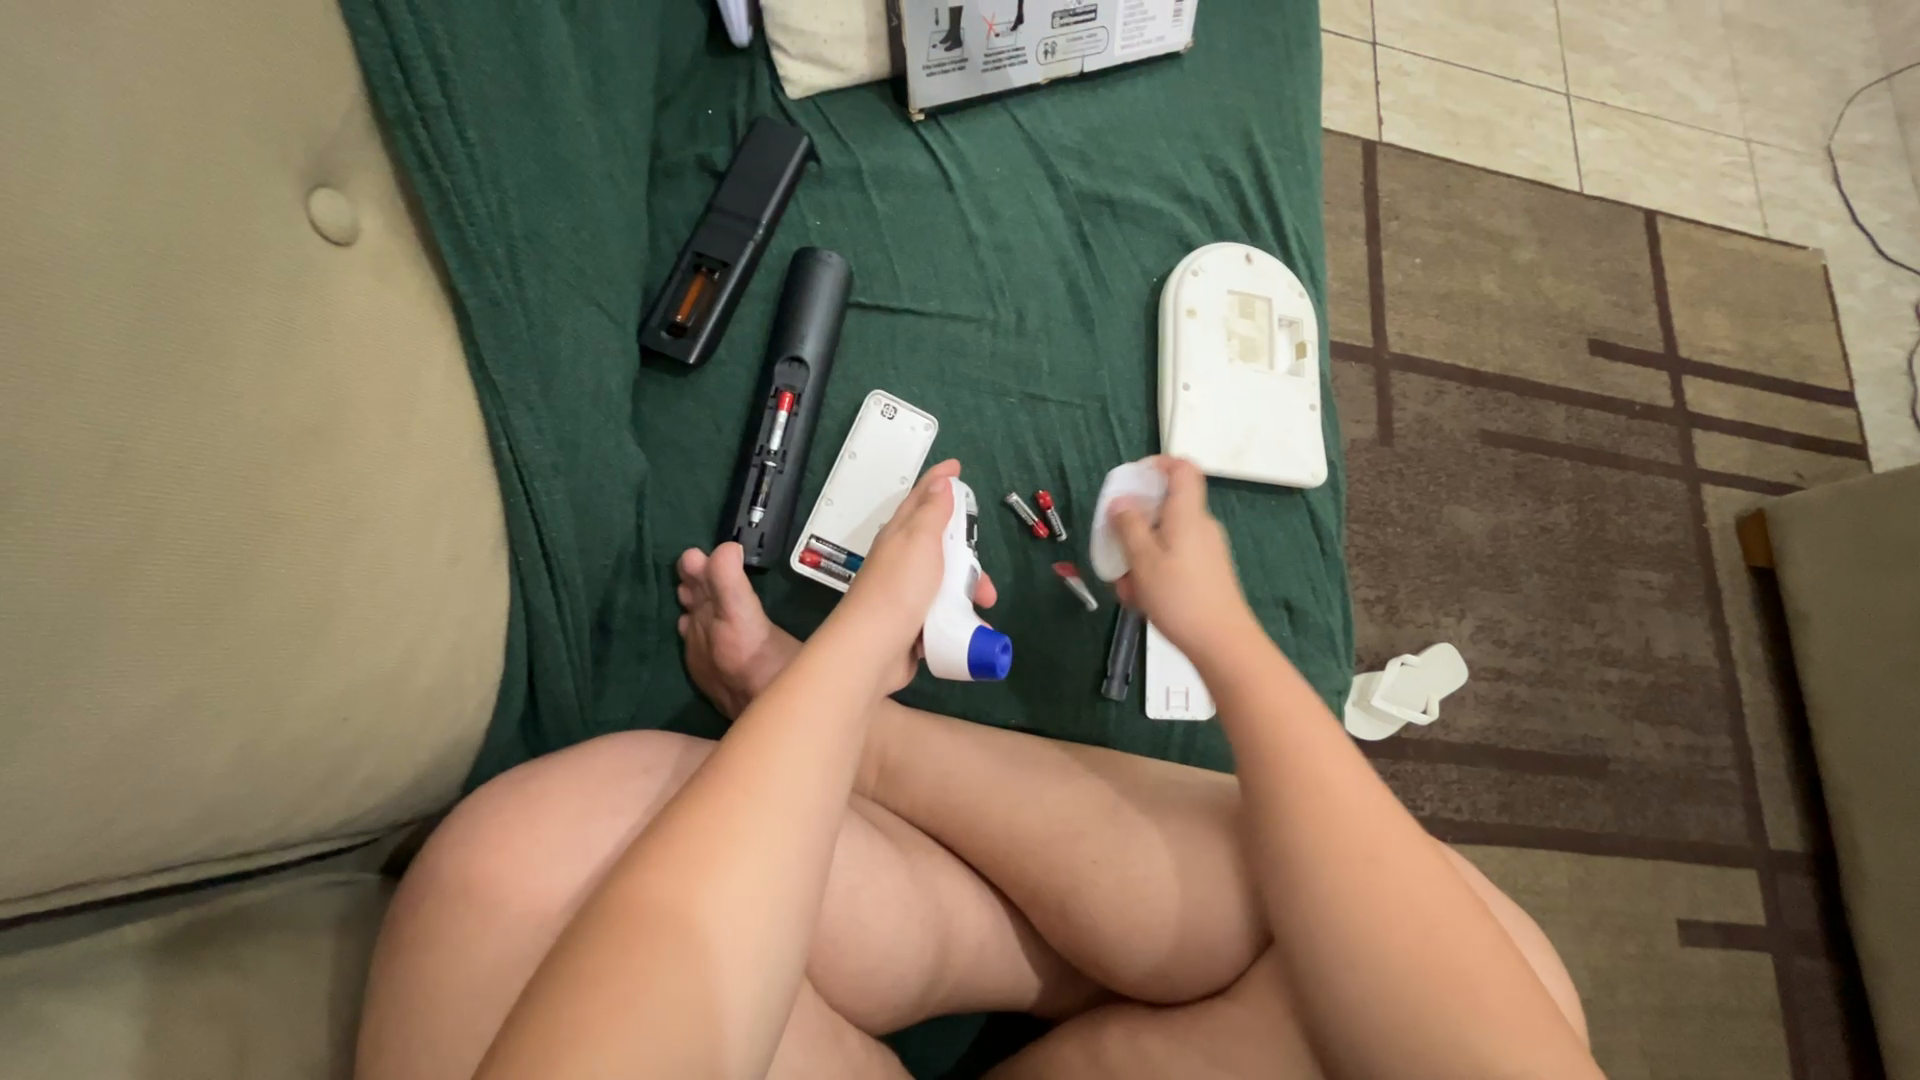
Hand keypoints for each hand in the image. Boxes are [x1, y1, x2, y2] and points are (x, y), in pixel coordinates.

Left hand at [830, 459, 995, 691]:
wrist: (874, 649)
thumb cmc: (899, 589)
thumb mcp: (919, 541)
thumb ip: (932, 512)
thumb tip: (940, 481)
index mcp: (901, 534)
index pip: (922, 498)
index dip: (939, 480)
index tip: (956, 466)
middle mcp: (901, 559)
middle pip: (941, 544)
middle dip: (968, 554)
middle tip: (984, 570)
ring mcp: (906, 592)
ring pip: (946, 580)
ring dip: (969, 589)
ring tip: (985, 604)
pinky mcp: (912, 622)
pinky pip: (943, 611)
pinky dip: (959, 616)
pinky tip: (973, 626)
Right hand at [1110, 457, 1258, 657]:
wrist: (1221, 642)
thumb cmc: (1179, 597)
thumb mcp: (1142, 560)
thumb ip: (1128, 526)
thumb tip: (1120, 502)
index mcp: (1187, 514)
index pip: (1182, 468)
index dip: (1158, 464)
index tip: (1132, 478)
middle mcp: (1200, 526)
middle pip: (1166, 507)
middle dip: (1135, 524)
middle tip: (1115, 546)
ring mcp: (1206, 550)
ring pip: (1164, 538)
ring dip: (1139, 555)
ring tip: (1126, 586)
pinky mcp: (1206, 572)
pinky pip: (1172, 559)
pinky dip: (1153, 571)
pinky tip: (1141, 600)